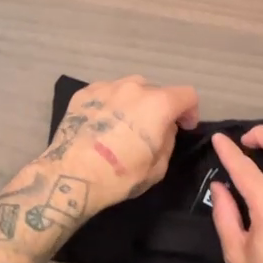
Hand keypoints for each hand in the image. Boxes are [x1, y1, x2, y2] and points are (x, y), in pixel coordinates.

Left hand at [40, 75, 200, 213]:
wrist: (73, 175)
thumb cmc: (120, 175)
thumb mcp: (158, 166)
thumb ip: (168, 140)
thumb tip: (164, 129)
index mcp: (158, 104)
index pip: (186, 95)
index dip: (190, 111)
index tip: (184, 127)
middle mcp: (133, 88)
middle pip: (156, 90)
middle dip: (160, 107)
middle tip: (152, 130)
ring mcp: (106, 87)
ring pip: (129, 88)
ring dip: (134, 103)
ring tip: (125, 124)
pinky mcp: (83, 94)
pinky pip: (106, 94)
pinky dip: (111, 104)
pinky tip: (103, 124)